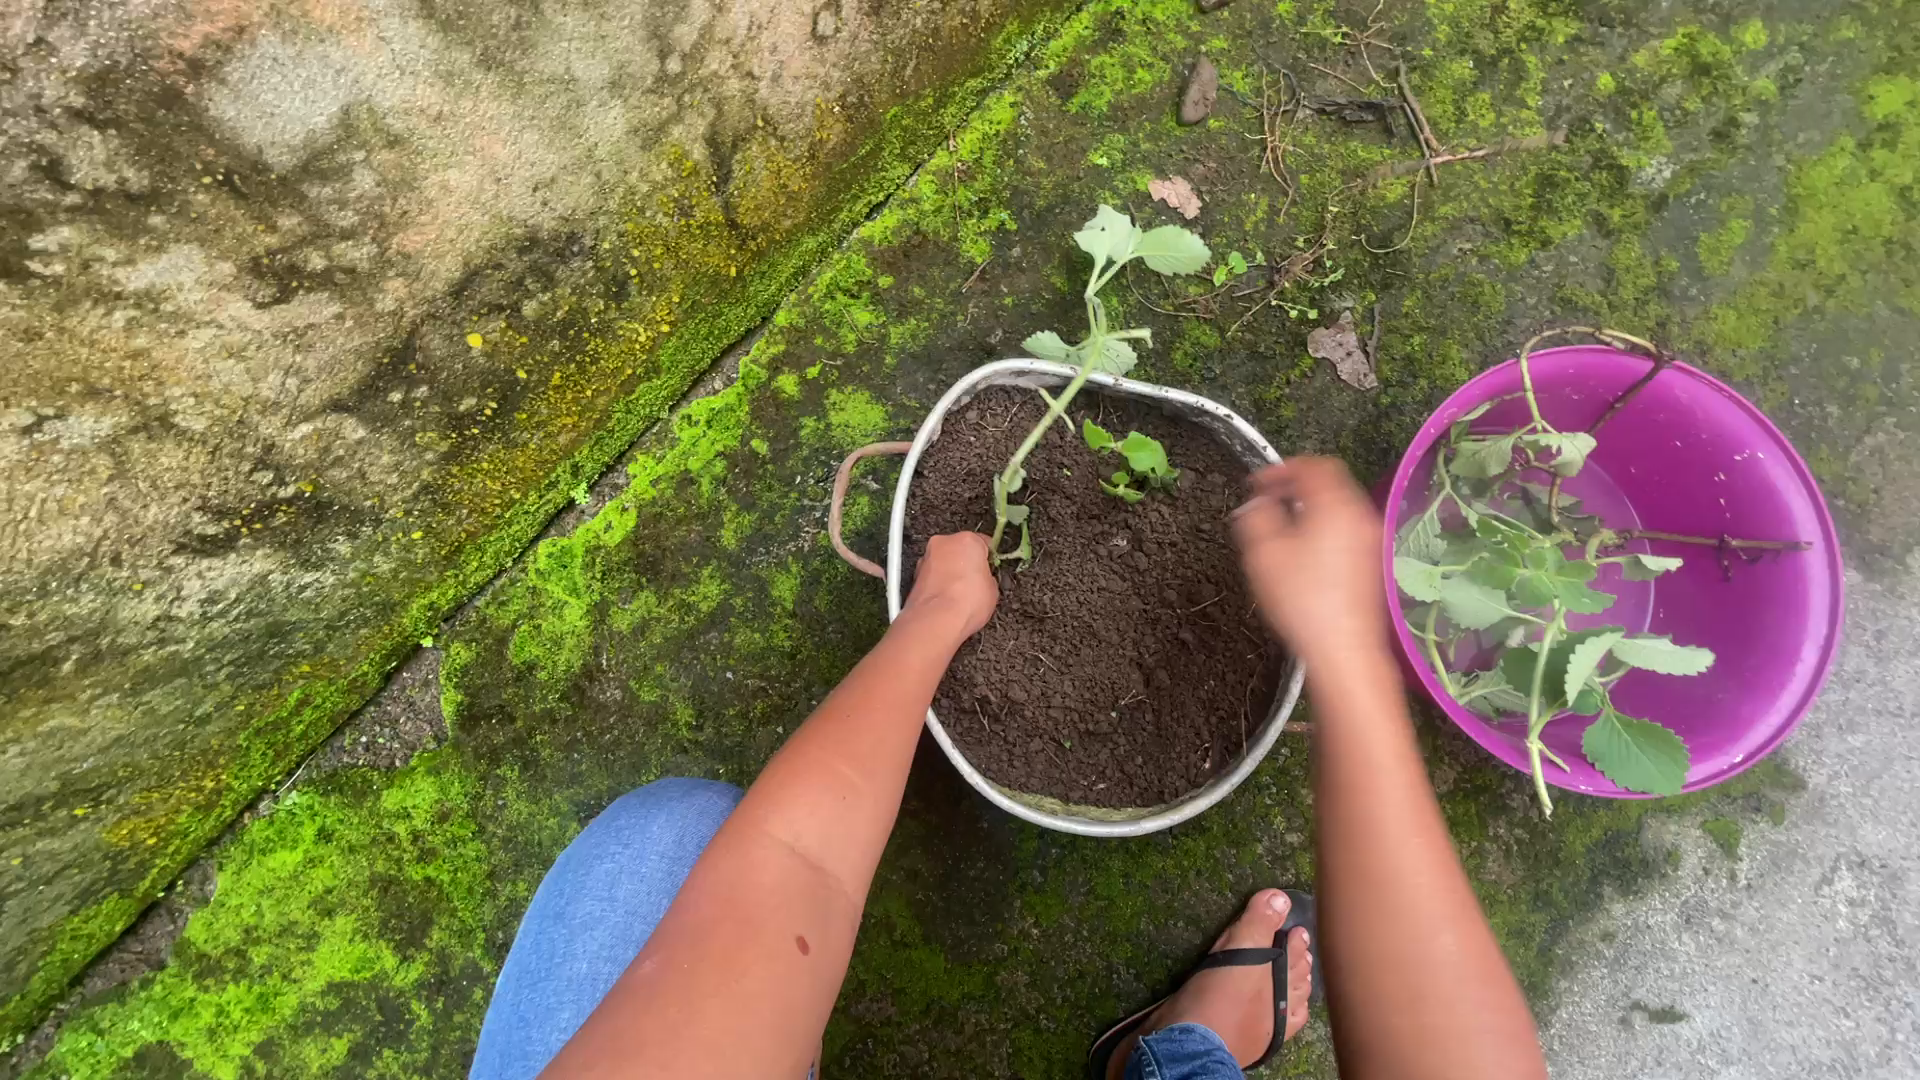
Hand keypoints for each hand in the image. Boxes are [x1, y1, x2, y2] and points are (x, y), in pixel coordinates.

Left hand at [901, 532, 998, 643]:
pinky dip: (938, 583)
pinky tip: (946, 599)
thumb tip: (985, 581)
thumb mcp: (993, 590)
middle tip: (976, 582)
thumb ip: (988, 578)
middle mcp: (944, 543)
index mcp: (967, 540)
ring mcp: (927, 558)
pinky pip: (932, 575)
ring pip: (943, 561)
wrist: (937, 621)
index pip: (983, 542)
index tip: (991, 567)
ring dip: (950, 572)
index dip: (989, 558)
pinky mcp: (915, 575)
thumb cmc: (964, 602)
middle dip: (966, 563)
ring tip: (960, 594)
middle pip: (959, 549)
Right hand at [1231, 458, 1386, 663]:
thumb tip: (1255, 505)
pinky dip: (1319, 529)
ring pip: (1336, 508)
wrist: (1342, 648)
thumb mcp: (1263, 552)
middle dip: (1293, 487)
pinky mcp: (1369, 563)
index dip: (1282, 468)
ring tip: (1277, 528)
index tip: (1257, 483)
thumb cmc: (1303, 600)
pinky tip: (1298, 554)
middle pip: (1329, 484)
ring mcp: (1369, 541)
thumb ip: (1254, 517)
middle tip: (1265, 501)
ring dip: (1305, 509)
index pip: (1313, 466)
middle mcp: (1360, 517)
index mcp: (1335, 506)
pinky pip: (1342, 531)